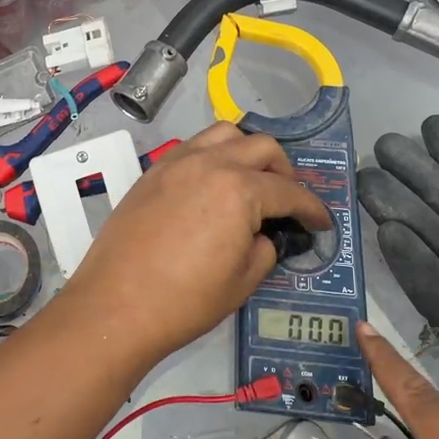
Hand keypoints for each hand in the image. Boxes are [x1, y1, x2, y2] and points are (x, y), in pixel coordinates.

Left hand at [59, 122, 330, 363]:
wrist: (116, 304)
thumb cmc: (185, 300)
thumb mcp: (242, 281)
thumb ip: (263, 248)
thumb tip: (261, 234)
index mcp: (238, 189)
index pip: (288, 191)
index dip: (311, 208)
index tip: (321, 222)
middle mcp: (209, 163)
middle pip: (261, 147)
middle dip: (284, 171)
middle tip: (288, 200)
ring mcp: (176, 162)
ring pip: (224, 134)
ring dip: (247, 151)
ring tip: (252, 182)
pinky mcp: (153, 171)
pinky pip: (193, 147)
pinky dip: (214, 155)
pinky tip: (214, 185)